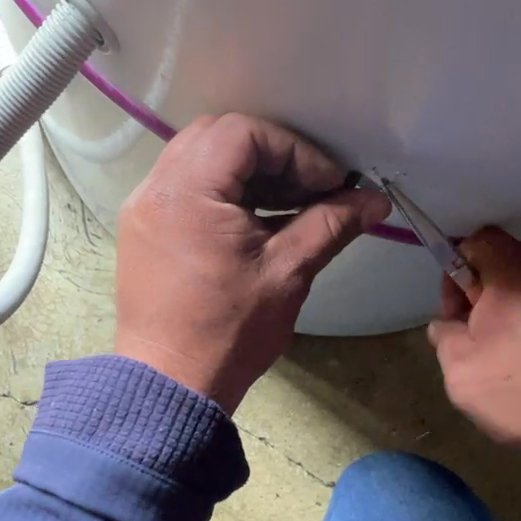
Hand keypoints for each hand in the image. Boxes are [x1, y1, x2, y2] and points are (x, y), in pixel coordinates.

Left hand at [114, 114, 388, 411]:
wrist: (171, 386)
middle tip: (311, 189)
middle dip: (274, 156)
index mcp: (188, 192)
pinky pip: (186, 189)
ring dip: (249, 173)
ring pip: (201, 160)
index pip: (245, 134)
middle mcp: (156, 188)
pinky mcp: (145, 230)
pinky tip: (258, 222)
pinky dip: (224, 193)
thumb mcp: (288, 273)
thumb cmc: (229, 332)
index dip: (296, 151)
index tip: (330, 184)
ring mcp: (144, 208)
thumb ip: (330, 225)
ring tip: (290, 205)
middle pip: (219, 137)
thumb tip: (375, 201)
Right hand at [427, 228, 520, 473]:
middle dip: (487, 301)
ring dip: (517, 320)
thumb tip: (449, 325)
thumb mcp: (461, 371)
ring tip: (513, 364)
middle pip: (509, 270)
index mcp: (514, 274)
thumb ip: (446, 338)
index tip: (456, 312)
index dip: (457, 269)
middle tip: (479, 344)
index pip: (479, 241)